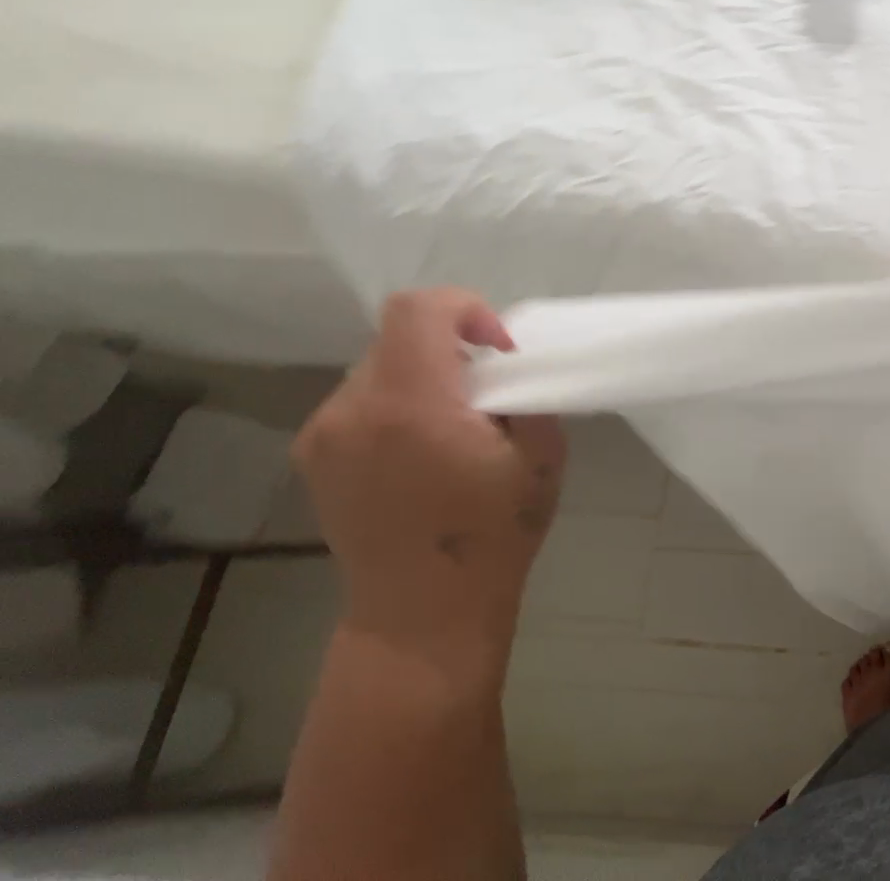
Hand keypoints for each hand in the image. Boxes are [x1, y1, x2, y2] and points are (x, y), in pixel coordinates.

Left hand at [294, 289, 565, 676]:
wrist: (422, 614)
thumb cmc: (494, 538)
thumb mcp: (543, 460)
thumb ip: (527, 400)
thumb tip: (504, 376)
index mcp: (412, 405)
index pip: (419, 310)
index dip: (466, 309)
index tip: (499, 351)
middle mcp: (351, 409)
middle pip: (398, 338)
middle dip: (449, 350)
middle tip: (487, 396)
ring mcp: (323, 434)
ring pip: (377, 370)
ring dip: (422, 380)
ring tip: (455, 429)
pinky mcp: (312, 457)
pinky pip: (359, 404)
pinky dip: (397, 407)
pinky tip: (423, 453)